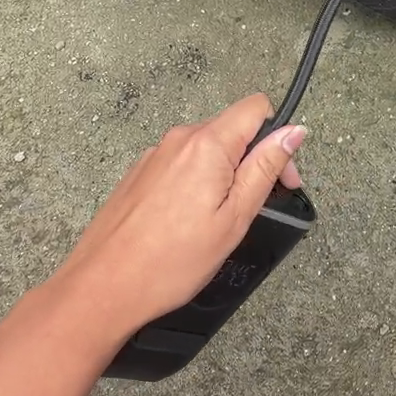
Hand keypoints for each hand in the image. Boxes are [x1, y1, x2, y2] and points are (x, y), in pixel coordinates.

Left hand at [53, 94, 306, 336]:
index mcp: (207, 144)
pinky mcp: (141, 171)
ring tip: (215, 221)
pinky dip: (196, 182)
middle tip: (252, 208)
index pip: (257, 107)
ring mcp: (157, 153)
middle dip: (253, 159)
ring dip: (223, 173)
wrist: (101, 289)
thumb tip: (294, 132)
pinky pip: (182, 162)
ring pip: (208, 147)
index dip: (278, 137)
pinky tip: (187, 221)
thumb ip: (266, 168)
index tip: (280, 176)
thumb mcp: (235, 218)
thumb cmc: (168, 262)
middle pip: (233, 127)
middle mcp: (180, 138)